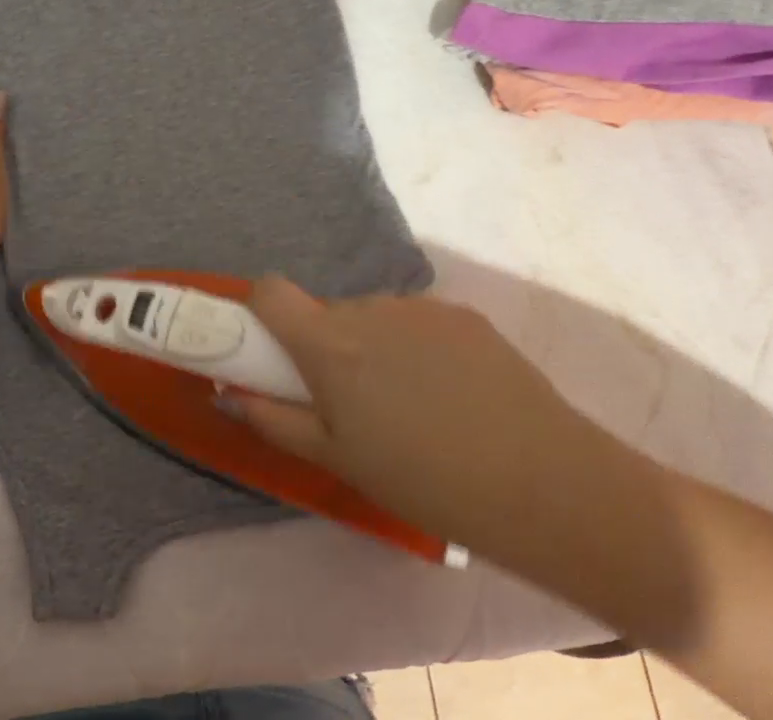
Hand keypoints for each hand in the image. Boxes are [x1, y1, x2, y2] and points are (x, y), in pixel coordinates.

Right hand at [222, 278, 609, 544]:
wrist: (543, 483)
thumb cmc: (422, 479)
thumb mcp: (335, 459)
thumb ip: (272, 419)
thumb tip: (229, 393)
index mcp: (330, 343)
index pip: (269, 290)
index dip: (260, 313)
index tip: (271, 352)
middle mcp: (370, 309)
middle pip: (326, 313)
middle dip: (325, 348)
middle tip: (350, 404)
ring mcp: (422, 308)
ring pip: (374, 318)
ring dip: (373, 348)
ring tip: (409, 406)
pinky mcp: (466, 315)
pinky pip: (417, 323)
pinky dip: (415, 349)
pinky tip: (449, 396)